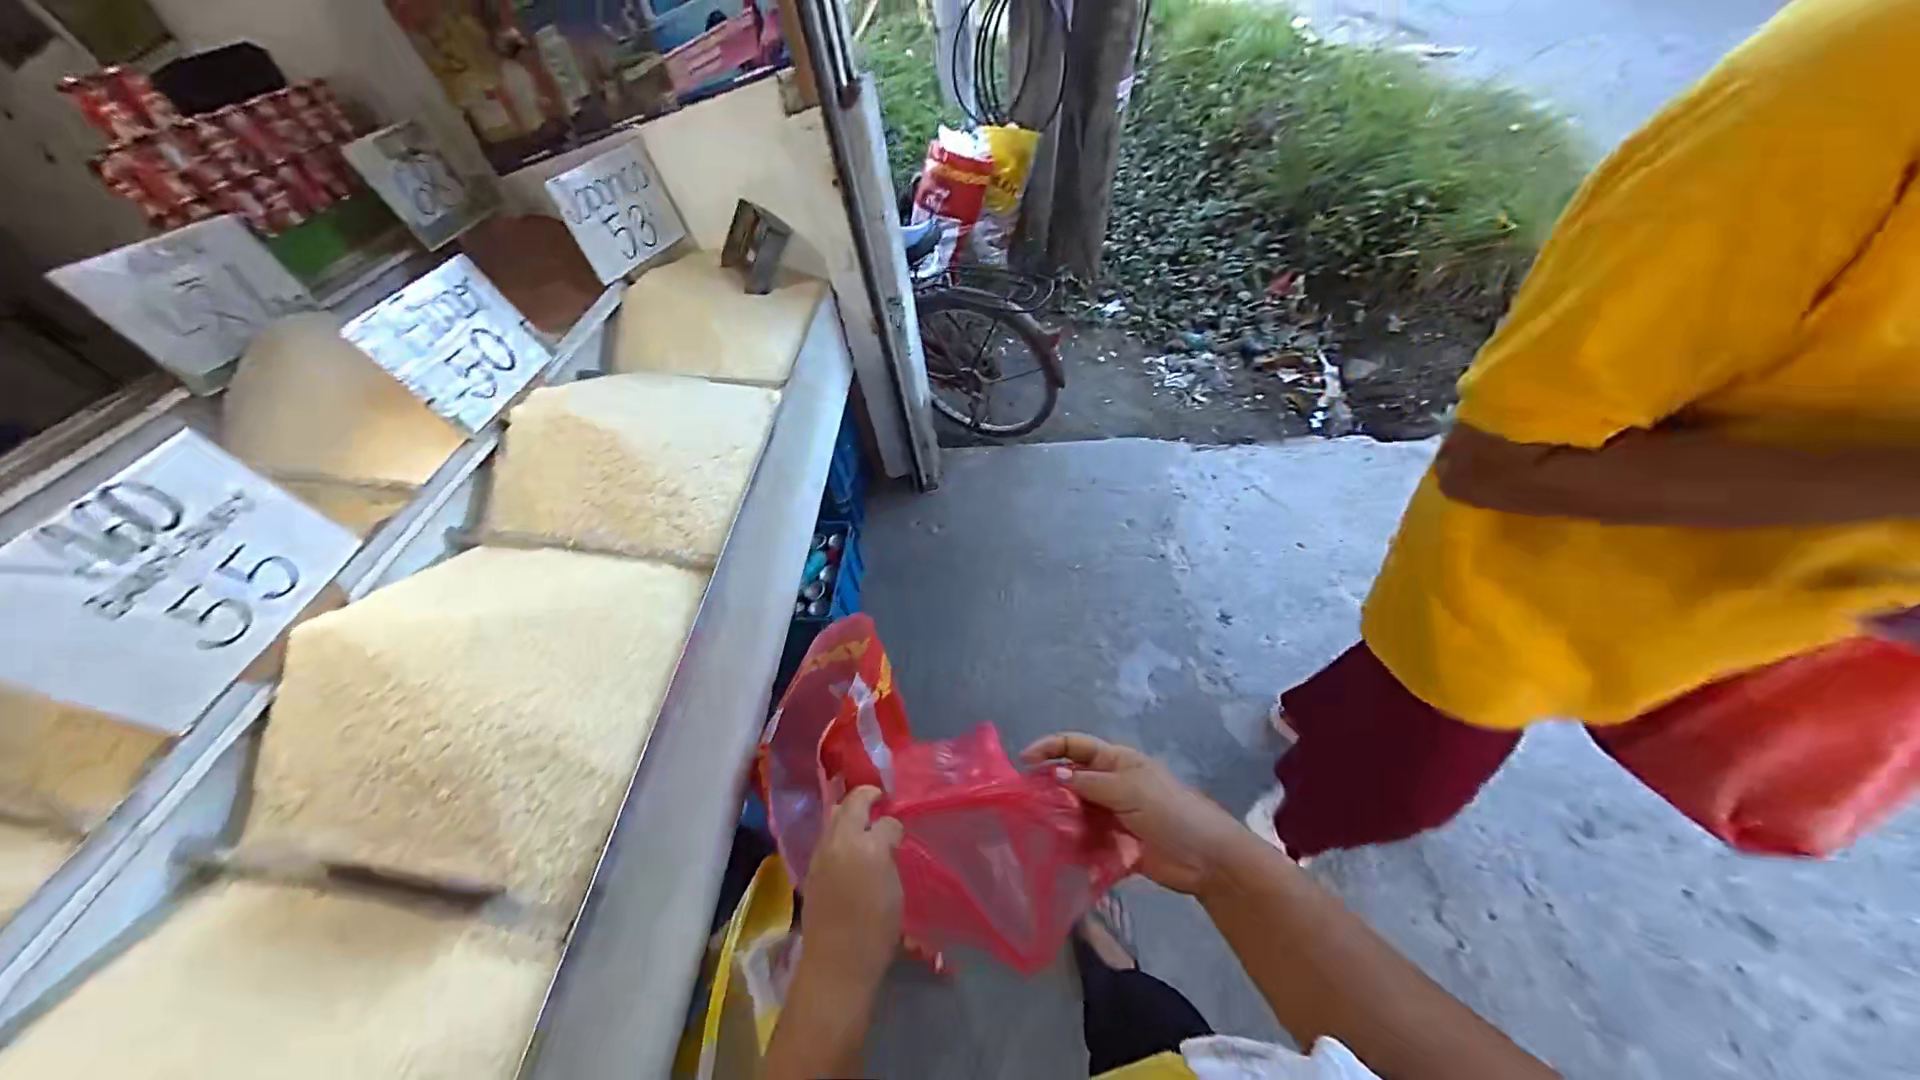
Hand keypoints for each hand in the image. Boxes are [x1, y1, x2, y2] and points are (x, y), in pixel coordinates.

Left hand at [799, 786, 904, 993]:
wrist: (837, 963)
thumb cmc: (876, 929)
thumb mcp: (894, 888)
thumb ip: (888, 854)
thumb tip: (886, 840)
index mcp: (867, 846)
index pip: (885, 821)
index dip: (895, 824)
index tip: (899, 829)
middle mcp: (840, 841)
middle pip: (852, 803)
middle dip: (866, 796)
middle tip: (880, 800)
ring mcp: (822, 852)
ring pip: (833, 815)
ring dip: (848, 811)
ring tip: (863, 821)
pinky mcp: (811, 867)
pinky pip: (825, 835)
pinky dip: (837, 830)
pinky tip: (848, 845)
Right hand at [1023, 733, 1247, 896]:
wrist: (1205, 859)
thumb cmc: (1170, 811)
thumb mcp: (1129, 789)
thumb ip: (1089, 783)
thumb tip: (1053, 776)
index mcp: (1115, 760)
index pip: (1075, 745)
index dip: (1049, 747)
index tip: (1024, 760)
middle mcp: (1109, 783)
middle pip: (1069, 778)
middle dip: (1048, 785)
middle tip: (1025, 801)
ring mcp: (1109, 813)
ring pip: (1073, 808)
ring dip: (1057, 815)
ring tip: (1037, 826)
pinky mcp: (1112, 842)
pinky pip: (1083, 836)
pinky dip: (1070, 841)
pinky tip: (1055, 847)